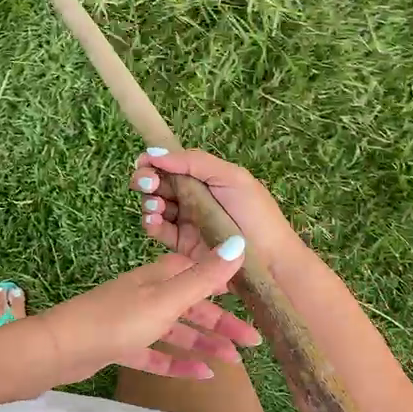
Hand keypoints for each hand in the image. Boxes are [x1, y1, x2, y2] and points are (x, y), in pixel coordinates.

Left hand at [0, 247, 256, 397]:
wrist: (58, 350)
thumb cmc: (114, 321)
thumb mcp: (164, 300)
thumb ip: (202, 278)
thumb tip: (239, 240)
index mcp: (153, 278)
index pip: (194, 272)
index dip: (222, 281)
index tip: (252, 293)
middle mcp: (142, 296)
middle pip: (188, 305)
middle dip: (220, 322)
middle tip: (255, 342)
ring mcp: (128, 322)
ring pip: (173, 331)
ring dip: (204, 343)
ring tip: (236, 361)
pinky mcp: (117, 347)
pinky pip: (154, 354)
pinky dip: (178, 363)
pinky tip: (203, 375)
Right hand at [130, 149, 304, 273]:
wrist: (269, 259)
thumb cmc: (254, 214)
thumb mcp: (231, 177)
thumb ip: (194, 161)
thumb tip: (154, 151)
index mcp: (204, 179)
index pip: (171, 165)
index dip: (154, 162)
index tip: (143, 162)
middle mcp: (191, 197)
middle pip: (157, 184)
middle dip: (146, 180)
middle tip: (148, 183)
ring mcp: (184, 221)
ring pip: (153, 206)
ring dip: (148, 201)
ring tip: (157, 206)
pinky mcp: (179, 243)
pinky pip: (157, 230)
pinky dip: (150, 223)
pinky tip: (154, 221)